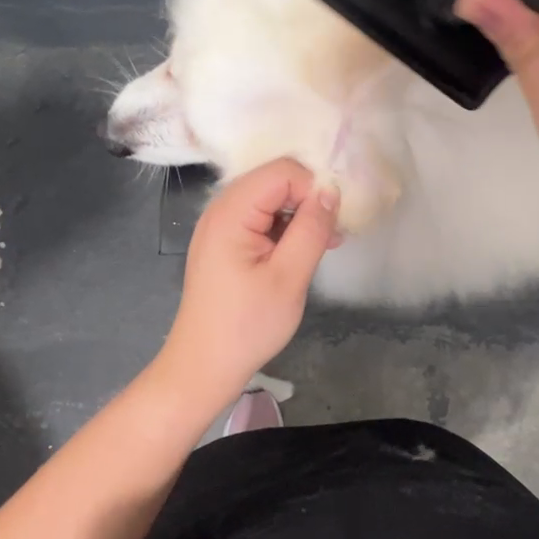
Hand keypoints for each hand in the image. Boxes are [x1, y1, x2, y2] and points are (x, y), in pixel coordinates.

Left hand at [156, 159, 338, 396]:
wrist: (203, 366)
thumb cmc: (247, 325)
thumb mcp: (289, 277)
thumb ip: (312, 229)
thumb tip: (331, 192)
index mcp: (231, 211)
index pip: (283, 171)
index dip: (313, 188)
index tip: (333, 221)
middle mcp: (221, 209)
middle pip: (275, 180)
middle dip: (309, 199)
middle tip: (334, 233)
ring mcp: (220, 226)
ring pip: (270, 199)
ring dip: (299, 215)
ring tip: (325, 245)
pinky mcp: (224, 243)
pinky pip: (260, 219)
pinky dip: (284, 229)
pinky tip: (302, 253)